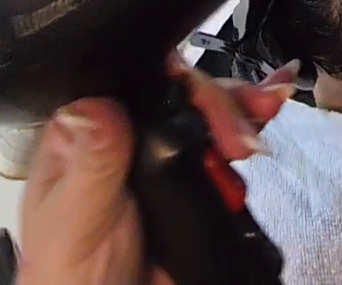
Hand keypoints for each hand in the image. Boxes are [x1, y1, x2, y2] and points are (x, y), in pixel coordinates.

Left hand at [16, 58, 294, 284]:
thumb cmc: (69, 275)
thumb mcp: (73, 222)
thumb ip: (91, 166)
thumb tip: (100, 107)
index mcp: (87, 128)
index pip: (135, 78)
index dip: (175, 77)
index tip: (204, 99)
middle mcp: (126, 129)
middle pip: (179, 88)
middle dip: (217, 101)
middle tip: (239, 138)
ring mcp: (162, 149)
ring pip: (206, 106)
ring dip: (241, 103)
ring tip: (268, 108)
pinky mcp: (193, 172)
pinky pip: (224, 136)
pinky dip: (252, 120)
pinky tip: (272, 104)